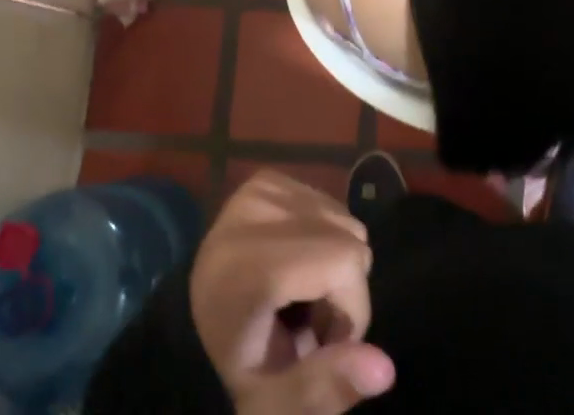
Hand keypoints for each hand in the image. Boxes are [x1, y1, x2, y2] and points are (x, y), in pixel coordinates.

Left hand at [190, 171, 394, 413]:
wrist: (188, 337)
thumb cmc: (236, 369)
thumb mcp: (274, 401)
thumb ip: (326, 387)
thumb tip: (385, 369)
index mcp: (246, 268)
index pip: (343, 261)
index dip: (352, 310)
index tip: (324, 345)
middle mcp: (250, 214)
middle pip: (350, 240)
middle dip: (346, 291)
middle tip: (310, 324)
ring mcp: (258, 191)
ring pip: (346, 222)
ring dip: (339, 265)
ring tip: (300, 297)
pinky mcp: (266, 180)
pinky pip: (330, 205)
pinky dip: (326, 238)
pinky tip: (297, 264)